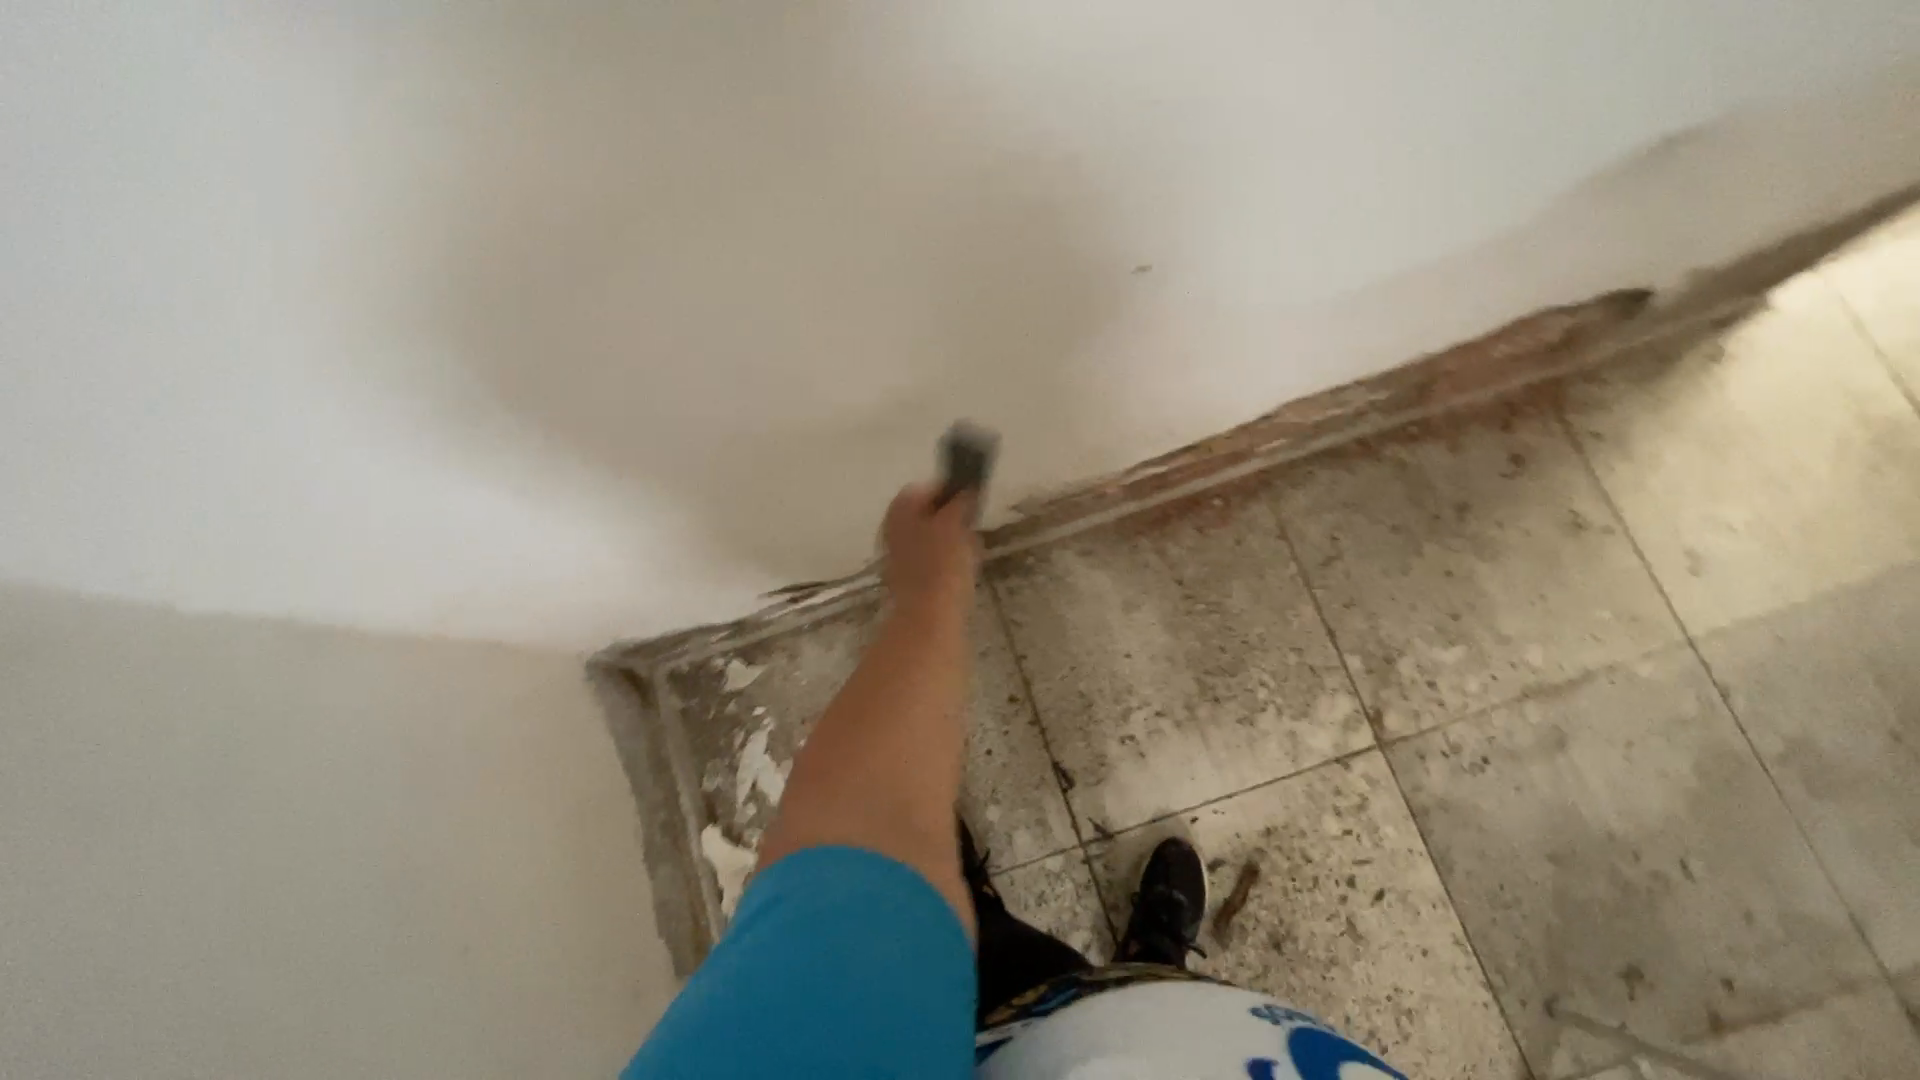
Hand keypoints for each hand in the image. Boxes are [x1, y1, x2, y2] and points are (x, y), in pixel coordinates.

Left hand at [880, 483, 980, 615]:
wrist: (927, 617)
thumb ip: (961, 502)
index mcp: (899, 510)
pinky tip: (963, 572)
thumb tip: (967, 490)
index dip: (949, 491)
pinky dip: (947, 562)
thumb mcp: (956, 524)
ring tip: (972, 550)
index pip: (925, 488)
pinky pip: (931, 562)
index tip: (971, 500)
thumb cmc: (942, 565)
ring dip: (952, 541)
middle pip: (926, 514)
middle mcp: (892, 529)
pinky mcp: (908, 580)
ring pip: (930, 539)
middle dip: (951, 519)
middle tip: (972, 527)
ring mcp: (897, 557)